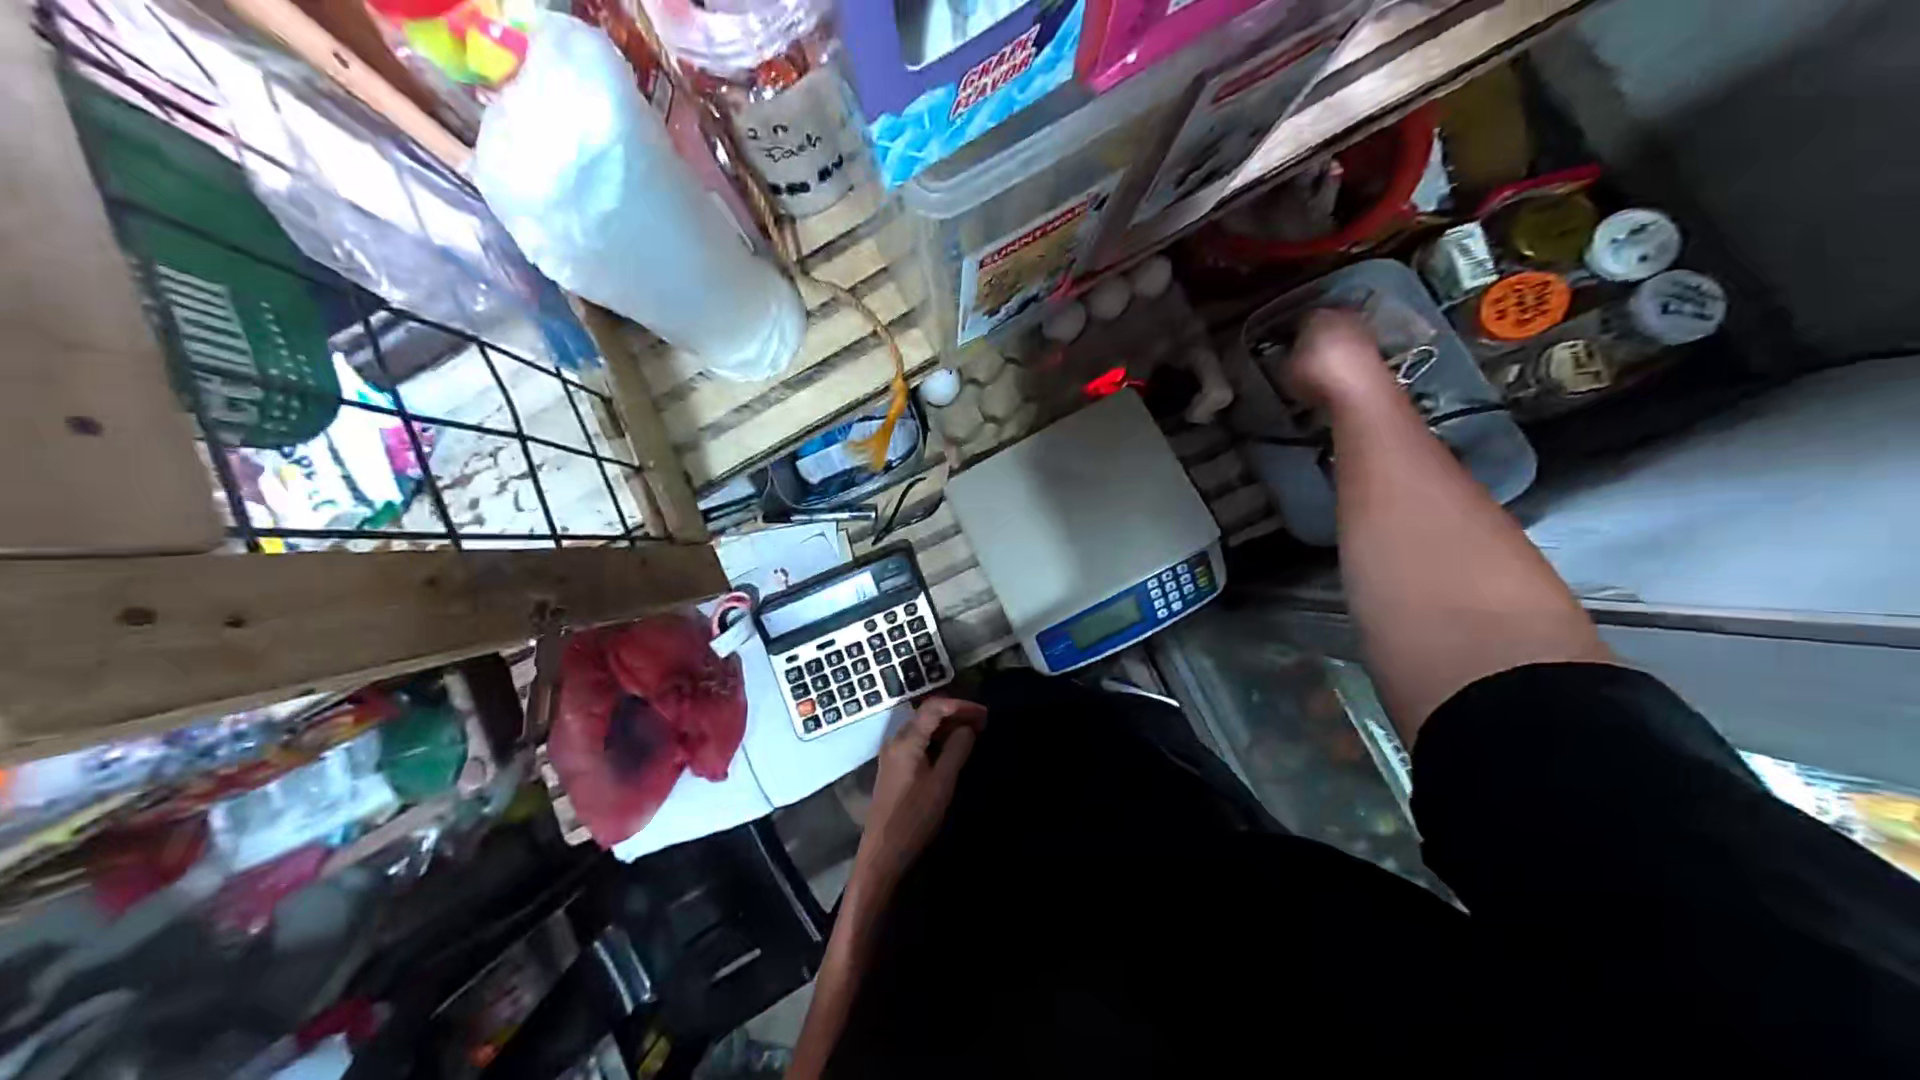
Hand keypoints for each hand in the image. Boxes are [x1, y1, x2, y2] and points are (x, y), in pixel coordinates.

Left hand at [852, 697, 985, 897]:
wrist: (882, 852)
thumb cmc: (914, 818)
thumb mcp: (942, 783)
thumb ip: (956, 750)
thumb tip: (967, 727)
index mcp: (906, 740)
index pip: (934, 707)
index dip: (961, 705)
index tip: (984, 714)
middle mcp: (896, 740)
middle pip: (927, 714)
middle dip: (955, 713)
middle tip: (983, 722)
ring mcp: (893, 753)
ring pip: (923, 727)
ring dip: (947, 726)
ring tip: (973, 733)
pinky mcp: (894, 766)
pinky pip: (918, 741)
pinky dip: (937, 738)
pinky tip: (953, 747)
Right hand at [1279, 308, 1394, 410]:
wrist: (1358, 390)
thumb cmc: (1313, 374)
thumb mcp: (1283, 370)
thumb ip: (1280, 359)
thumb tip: (1280, 356)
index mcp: (1313, 314)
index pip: (1293, 320)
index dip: (1284, 334)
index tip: (1278, 348)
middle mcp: (1339, 314)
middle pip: (1321, 324)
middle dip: (1310, 337)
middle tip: (1298, 355)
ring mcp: (1362, 329)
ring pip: (1338, 336)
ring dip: (1330, 348)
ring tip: (1317, 367)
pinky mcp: (1377, 348)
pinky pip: (1352, 351)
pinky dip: (1344, 360)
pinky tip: (1335, 374)